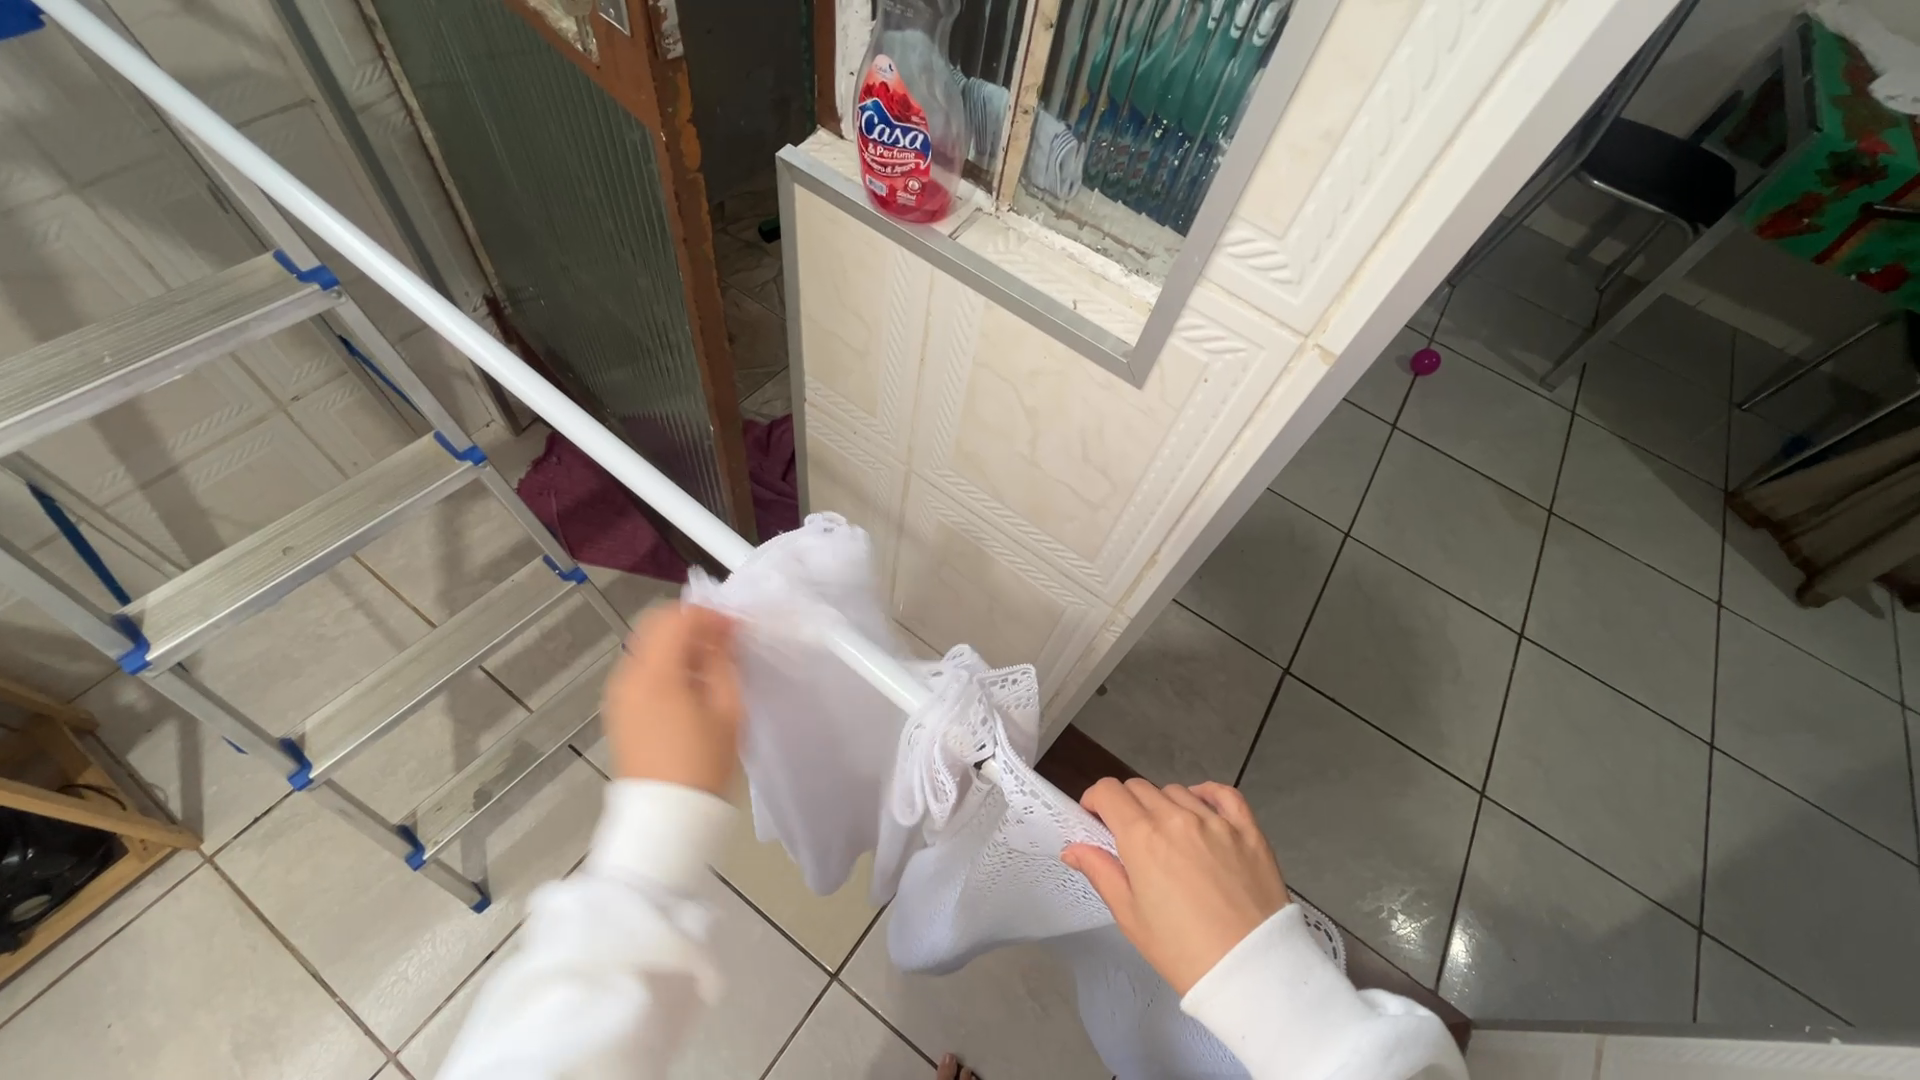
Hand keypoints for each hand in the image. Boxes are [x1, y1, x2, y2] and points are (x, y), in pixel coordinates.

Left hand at [601, 602, 742, 793]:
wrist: (666, 816)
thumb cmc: (703, 762)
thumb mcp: (728, 709)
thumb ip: (723, 662)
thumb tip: (722, 635)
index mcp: (656, 673)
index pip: (679, 618)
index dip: (711, 615)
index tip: (736, 629)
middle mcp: (628, 675)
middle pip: (656, 625)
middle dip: (692, 625)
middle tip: (724, 643)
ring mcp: (617, 694)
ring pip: (647, 646)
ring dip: (678, 645)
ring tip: (710, 667)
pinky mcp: (618, 710)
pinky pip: (641, 670)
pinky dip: (664, 665)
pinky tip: (689, 687)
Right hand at [1062, 778, 1288, 995]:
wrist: (1252, 972)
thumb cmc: (1183, 951)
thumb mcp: (1130, 917)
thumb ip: (1100, 872)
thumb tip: (1073, 849)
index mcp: (1142, 837)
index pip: (1108, 792)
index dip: (1095, 801)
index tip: (1095, 820)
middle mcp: (1176, 817)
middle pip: (1139, 788)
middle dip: (1125, 805)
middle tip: (1129, 837)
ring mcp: (1215, 820)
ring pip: (1175, 791)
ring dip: (1162, 805)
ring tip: (1167, 836)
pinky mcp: (1248, 829)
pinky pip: (1223, 794)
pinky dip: (1206, 794)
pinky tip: (1201, 810)